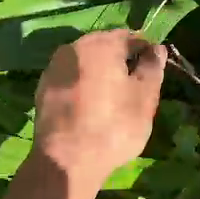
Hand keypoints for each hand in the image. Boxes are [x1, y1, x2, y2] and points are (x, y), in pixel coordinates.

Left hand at [31, 29, 164, 189]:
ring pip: (85, 62)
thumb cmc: (113, 126)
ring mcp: (54, 67)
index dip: (145, 52)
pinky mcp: (42, 88)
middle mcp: (74, 47)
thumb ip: (152, 67)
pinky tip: (89, 106)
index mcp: (101, 44)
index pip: (131, 37)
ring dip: (99, 72)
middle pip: (105, 46)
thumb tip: (157, 48)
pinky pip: (70, 78)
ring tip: (112, 98)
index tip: (153, 71)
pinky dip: (81, 85)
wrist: (65, 161)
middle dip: (120, 61)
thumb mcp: (145, 97)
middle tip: (134, 86)